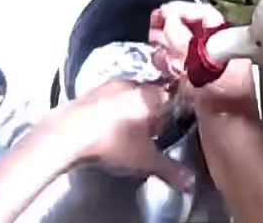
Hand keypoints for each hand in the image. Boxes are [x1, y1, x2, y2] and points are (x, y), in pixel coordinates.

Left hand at [42, 78, 193, 189]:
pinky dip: (115, 108)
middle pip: (152, 94)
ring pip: (132, 93)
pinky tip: (110, 125)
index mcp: (153, 96)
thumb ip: (170, 169)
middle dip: (152, 111)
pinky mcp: (96, 88)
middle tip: (150, 133)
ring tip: (129, 131)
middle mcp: (136, 83)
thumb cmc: (113, 142)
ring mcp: (114, 83)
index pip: (173, 97)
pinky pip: (113, 96)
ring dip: (133, 108)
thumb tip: (189, 180)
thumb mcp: (145, 160)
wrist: (73, 131)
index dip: (173, 111)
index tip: (171, 124)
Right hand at [149, 2, 256, 116]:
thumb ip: (187, 51)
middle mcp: (223, 59)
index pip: (207, 18)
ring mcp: (214, 76)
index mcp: (231, 51)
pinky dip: (172, 61)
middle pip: (197, 31)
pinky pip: (186, 68)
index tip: (162, 12)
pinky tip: (158, 60)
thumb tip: (169, 21)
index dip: (184, 11)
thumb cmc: (228, 124)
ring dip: (170, 41)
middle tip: (152, 22)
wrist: (238, 167)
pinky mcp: (204, 93)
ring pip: (190, 49)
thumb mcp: (206, 84)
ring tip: (151, 37)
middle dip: (174, 24)